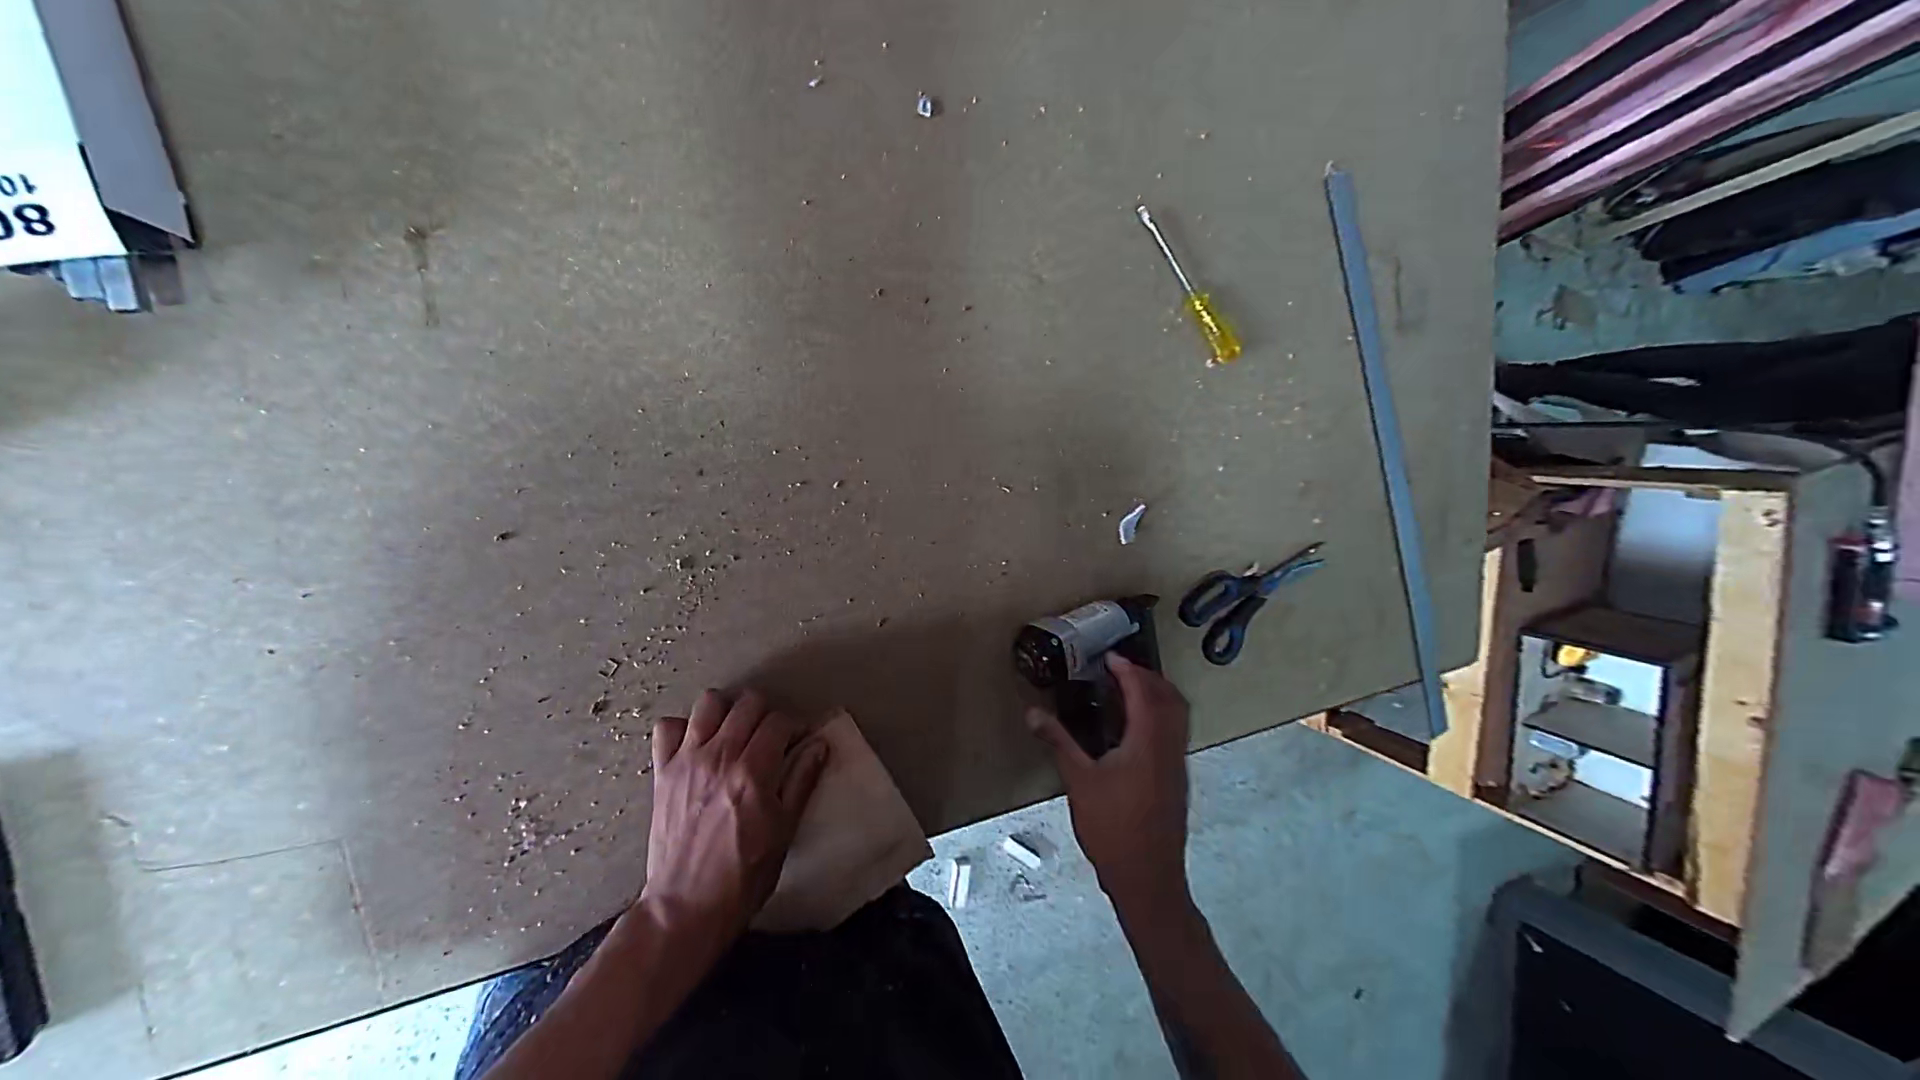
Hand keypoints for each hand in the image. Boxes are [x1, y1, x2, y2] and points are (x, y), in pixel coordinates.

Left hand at [641, 689, 828, 947]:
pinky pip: (668, 727)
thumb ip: (802, 781)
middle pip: (748, 703)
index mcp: (753, 771)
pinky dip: (684, 728)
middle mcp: (720, 756)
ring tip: (736, 731)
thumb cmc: (743, 875)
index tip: (799, 739)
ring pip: (709, 702)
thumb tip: (819, 745)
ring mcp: (687, 761)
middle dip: (767, 713)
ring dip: (728, 710)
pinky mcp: (663, 772)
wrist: (686, 906)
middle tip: (771, 735)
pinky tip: (697, 744)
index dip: (795, 726)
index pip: (780, 721)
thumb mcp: (784, 830)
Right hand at [1027, 653, 1191, 914]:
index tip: (1110, 658)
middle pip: (1170, 698)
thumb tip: (1033, 713)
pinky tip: (1134, 730)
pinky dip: (1159, 716)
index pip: (1144, 693)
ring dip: (1157, 695)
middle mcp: (1170, 748)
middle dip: (1148, 677)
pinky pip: (1175, 733)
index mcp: (1148, 742)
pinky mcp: (1177, 780)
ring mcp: (1177, 765)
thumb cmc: (1112, 828)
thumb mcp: (1079, 782)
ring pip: (1178, 716)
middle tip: (1121, 669)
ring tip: (1128, 692)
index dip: (1128, 670)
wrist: (1148, 878)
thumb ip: (1058, 742)